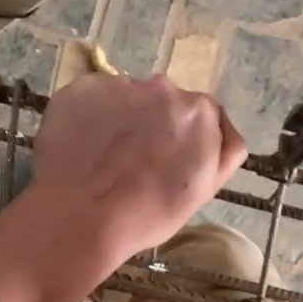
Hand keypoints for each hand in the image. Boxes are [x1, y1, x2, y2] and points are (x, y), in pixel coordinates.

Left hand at [26, 73, 247, 263]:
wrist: (81, 216)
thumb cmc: (147, 214)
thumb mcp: (204, 190)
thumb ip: (222, 152)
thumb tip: (220, 129)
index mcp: (200, 112)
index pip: (200, 115)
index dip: (183, 140)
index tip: (166, 162)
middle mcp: (163, 87)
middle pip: (162, 102)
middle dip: (152, 124)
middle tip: (133, 161)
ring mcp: (119, 85)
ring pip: (125, 99)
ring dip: (120, 119)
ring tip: (102, 157)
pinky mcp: (80, 88)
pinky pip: (91, 99)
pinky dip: (88, 117)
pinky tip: (80, 146)